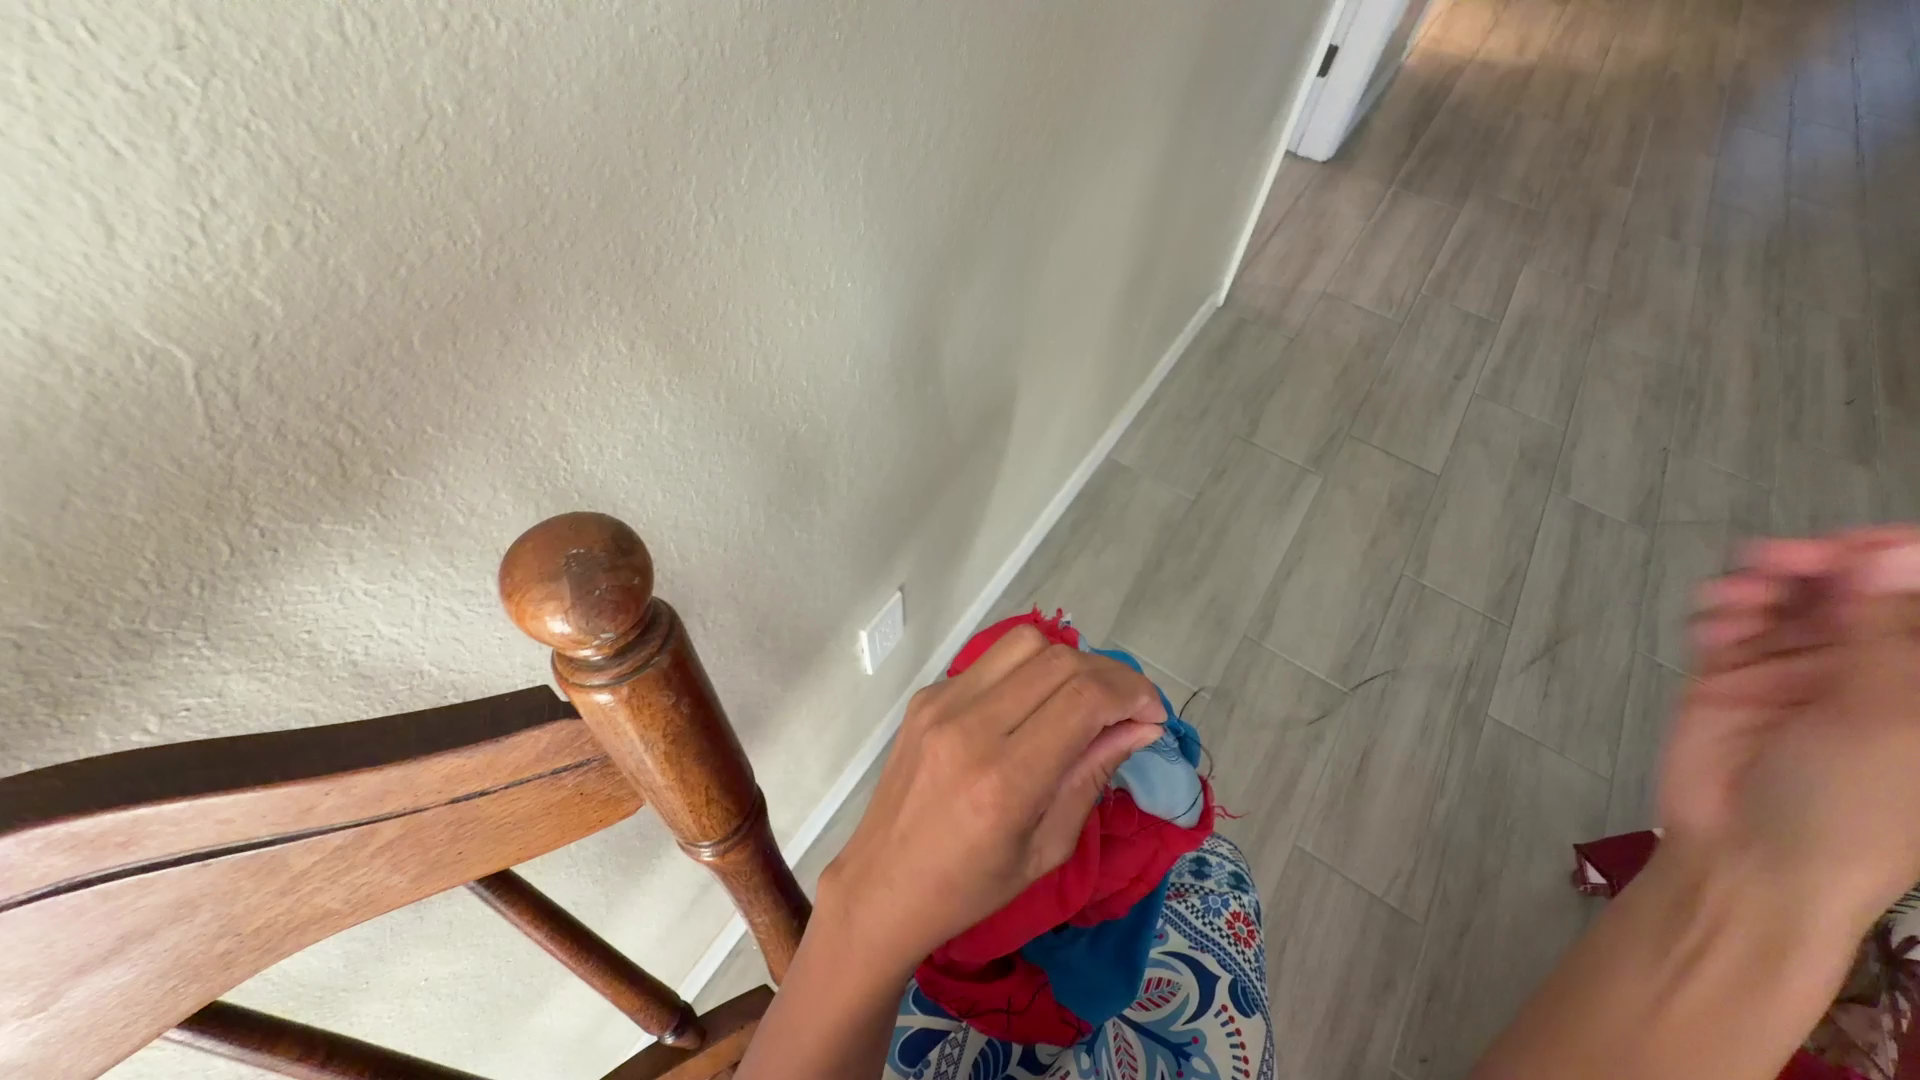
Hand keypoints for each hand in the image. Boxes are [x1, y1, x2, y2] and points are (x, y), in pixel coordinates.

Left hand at [818, 626, 1166, 976]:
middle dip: (1111, 675)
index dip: (1133, 694)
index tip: (1153, 715)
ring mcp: (941, 704)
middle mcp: (969, 727)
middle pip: (1061, 660)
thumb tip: (1142, 726)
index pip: (1084, 698)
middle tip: (1130, 708)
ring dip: (1070, 662)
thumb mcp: (1047, 849)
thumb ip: (1093, 775)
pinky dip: (1029, 671)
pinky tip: (1035, 706)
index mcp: (1004, 780)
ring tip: (1085, 700)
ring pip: (1026, 642)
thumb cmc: (971, 887)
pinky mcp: (926, 697)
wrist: (883, 884)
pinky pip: (992, 661)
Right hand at [1661, 533, 1919, 928]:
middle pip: (1852, 592)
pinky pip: (1727, 625)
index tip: (1864, 547)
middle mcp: (1866, 672)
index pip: (1918, 602)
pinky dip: (1721, 612)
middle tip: (1788, 559)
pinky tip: (1717, 619)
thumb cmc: (1850, 810)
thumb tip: (1884, 558)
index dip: (1900, 566)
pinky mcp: (1727, 678)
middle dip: (1823, 566)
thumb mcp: (1891, 722)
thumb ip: (1886, 636)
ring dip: (1765, 586)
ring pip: (1786, 601)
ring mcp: (1793, 674)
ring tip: (1741, 593)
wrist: (1748, 857)